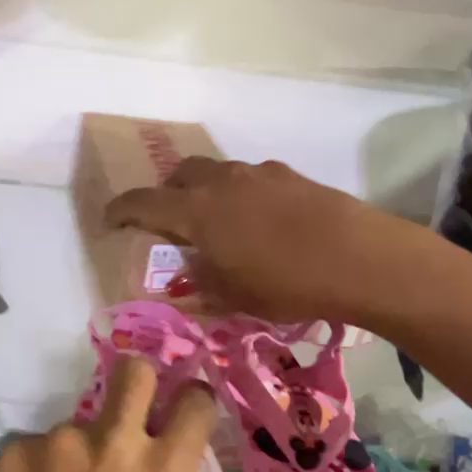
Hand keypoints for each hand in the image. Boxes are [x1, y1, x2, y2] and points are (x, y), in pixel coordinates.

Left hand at [0, 358, 278, 471]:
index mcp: (159, 471)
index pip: (194, 401)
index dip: (196, 401)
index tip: (187, 415)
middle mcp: (111, 442)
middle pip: (134, 372)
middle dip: (140, 382)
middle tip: (133, 414)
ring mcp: (57, 443)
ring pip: (80, 421)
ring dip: (83, 449)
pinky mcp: (14, 451)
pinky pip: (36, 446)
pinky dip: (40, 470)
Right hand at [104, 156, 408, 324]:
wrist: (360, 259)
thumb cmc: (286, 285)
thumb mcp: (232, 297)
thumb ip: (201, 283)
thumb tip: (189, 275)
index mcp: (196, 211)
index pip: (143, 202)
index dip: (121, 211)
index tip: (111, 221)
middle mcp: (222, 182)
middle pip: (180, 175)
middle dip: (166, 194)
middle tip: (169, 223)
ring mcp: (259, 174)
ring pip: (217, 174)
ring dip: (206, 194)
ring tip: (218, 228)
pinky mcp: (292, 177)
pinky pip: (251, 181)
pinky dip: (241, 197)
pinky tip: (261, 226)